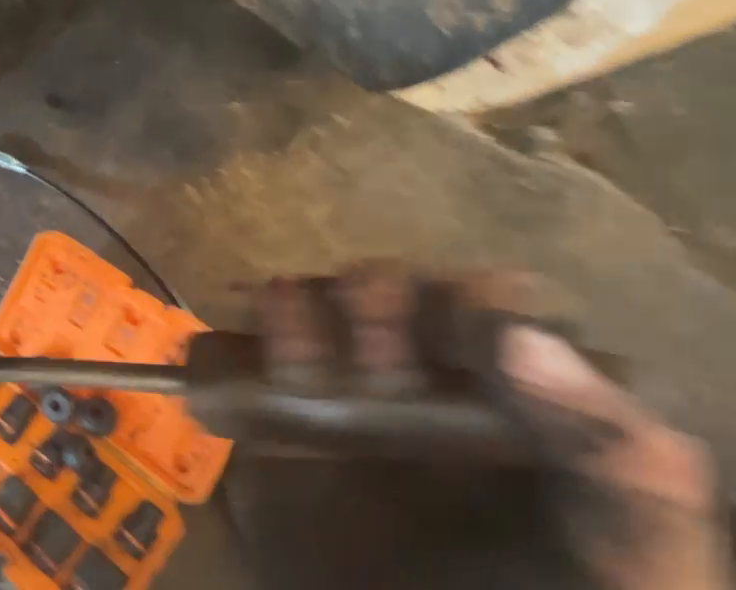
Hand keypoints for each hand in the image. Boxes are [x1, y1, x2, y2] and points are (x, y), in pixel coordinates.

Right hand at [233, 265, 729, 589]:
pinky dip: (211, 359)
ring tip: (295, 360)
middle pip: (380, 291)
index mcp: (509, 397)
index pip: (486, 304)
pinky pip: (222, 366)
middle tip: (380, 355)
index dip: (474, 303)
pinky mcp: (265, 425)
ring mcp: (332, 399)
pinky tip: (231, 386)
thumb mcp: (635, 555)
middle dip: (374, 297)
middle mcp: (414, 381)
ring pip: (295, 309)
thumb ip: (621, 457)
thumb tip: (522, 340)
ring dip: (288, 309)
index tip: (469, 341)